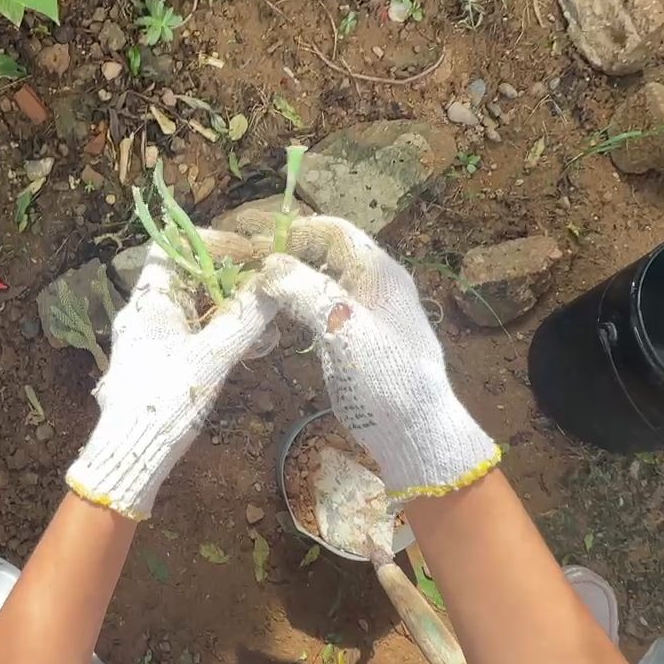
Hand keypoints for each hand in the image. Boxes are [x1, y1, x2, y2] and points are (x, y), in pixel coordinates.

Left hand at [65, 243, 275, 518]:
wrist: (128, 454)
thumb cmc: (165, 399)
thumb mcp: (212, 357)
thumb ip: (244, 319)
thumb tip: (275, 285)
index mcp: (148, 300)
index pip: (169, 247)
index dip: (205, 242)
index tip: (243, 254)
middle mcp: (141, 314)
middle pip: (184, 278)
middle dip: (226, 281)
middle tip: (262, 291)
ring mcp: (144, 340)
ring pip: (189, 310)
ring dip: (225, 312)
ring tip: (263, 326)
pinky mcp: (152, 364)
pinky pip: (186, 336)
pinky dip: (214, 336)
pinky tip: (247, 350)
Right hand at [242, 215, 499, 501]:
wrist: (413, 432)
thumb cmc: (386, 378)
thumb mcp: (344, 330)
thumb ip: (307, 292)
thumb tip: (269, 265)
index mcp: (378, 272)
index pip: (333, 231)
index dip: (295, 234)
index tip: (258, 251)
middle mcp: (369, 284)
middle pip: (322, 253)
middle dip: (285, 259)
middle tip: (250, 277)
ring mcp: (360, 310)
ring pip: (316, 281)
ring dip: (286, 285)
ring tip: (255, 298)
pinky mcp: (349, 335)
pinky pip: (316, 308)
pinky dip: (292, 308)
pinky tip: (273, 323)